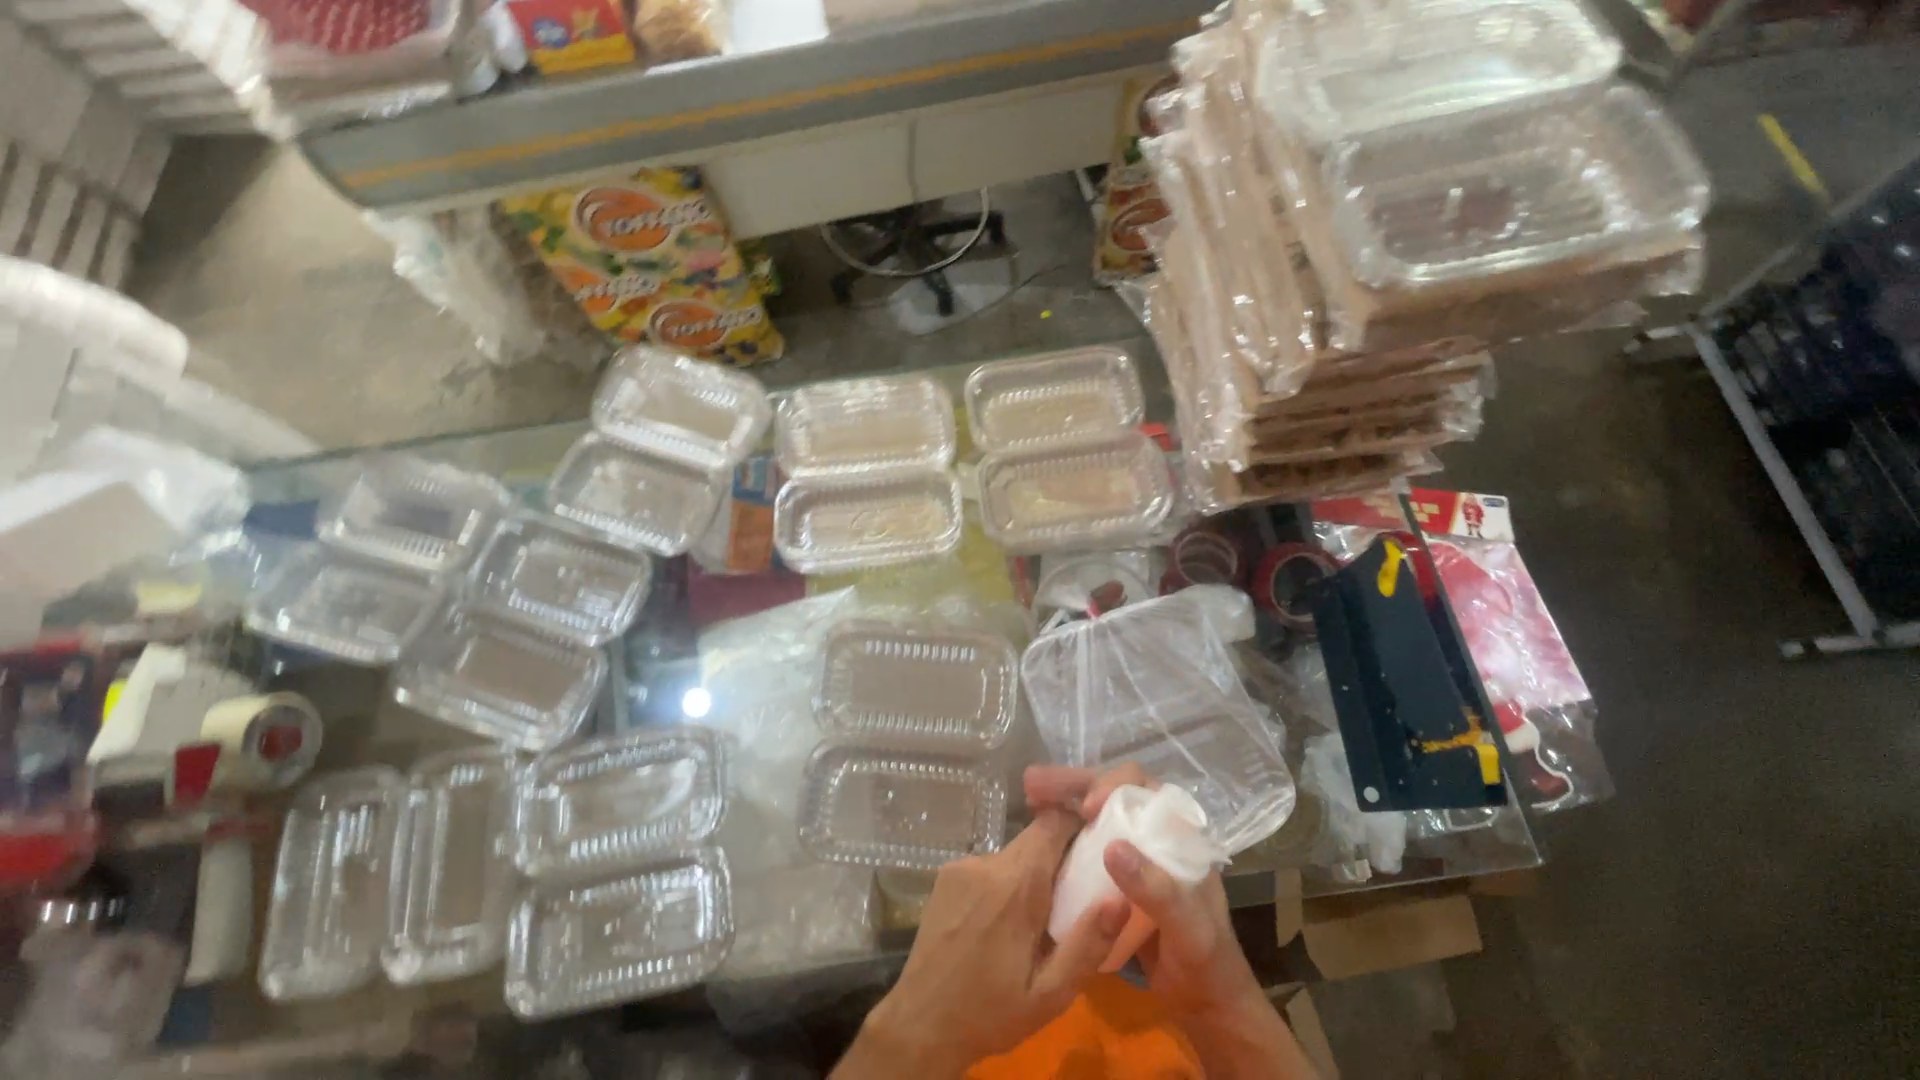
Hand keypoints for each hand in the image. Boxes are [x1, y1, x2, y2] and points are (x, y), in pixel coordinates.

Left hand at [834, 809, 1131, 1078]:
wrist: (921, 1024)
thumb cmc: (991, 1012)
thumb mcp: (1051, 993)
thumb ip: (1088, 944)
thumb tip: (1119, 897)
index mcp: (1017, 884)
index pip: (1053, 822)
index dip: (1079, 825)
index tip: (1099, 844)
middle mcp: (987, 863)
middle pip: (1034, 838)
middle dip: (1057, 859)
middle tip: (1073, 896)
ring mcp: (961, 867)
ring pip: (1011, 855)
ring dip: (1028, 876)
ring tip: (1037, 919)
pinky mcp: (944, 878)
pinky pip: (988, 868)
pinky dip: (1002, 884)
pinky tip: (1002, 923)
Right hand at [1026, 766, 1320, 1078]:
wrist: (1202, 999)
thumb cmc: (1205, 958)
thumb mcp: (1186, 926)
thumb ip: (1156, 890)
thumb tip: (1112, 848)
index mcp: (1178, 834)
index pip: (1144, 789)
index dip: (1113, 786)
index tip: (1088, 807)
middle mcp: (1152, 835)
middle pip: (1111, 794)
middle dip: (1073, 784)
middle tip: (1034, 783)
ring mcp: (1130, 855)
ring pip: (1094, 815)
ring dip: (1062, 801)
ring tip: (1029, 796)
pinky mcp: (1111, 878)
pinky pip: (1083, 845)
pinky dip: (1060, 834)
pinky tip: (1036, 834)